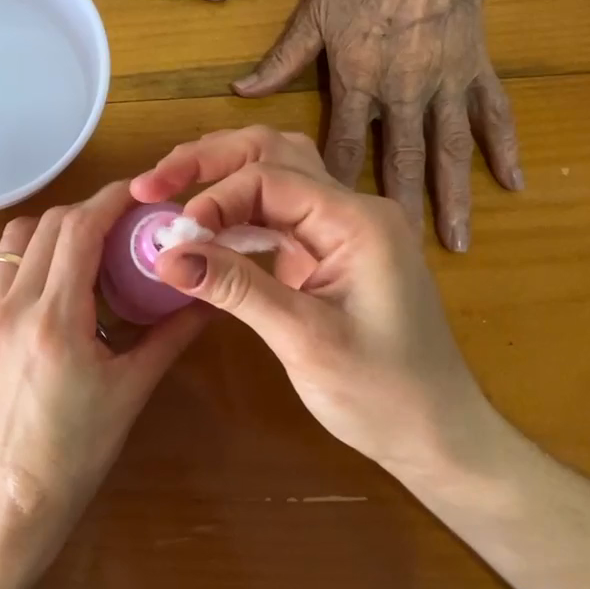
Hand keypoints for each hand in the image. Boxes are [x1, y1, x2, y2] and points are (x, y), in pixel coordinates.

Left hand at [0, 181, 207, 560]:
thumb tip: (207, 297)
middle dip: (91, 211)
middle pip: (49, 225)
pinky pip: (6, 266)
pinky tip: (66, 277)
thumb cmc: (79, 449)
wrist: (16, 492)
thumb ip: (170, 334)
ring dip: (58, 227)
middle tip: (129, 222)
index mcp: (55, 321)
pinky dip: (37, 253)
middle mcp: (14, 306)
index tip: (141, 194)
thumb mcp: (132, 389)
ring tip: (95, 245)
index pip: (78, 230)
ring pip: (19, 238)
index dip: (111, 201)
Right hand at [136, 127, 502, 477]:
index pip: (270, 178)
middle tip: (152, 182)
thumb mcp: (303, 339)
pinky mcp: (329, 253)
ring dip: (220, 178)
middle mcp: (352, 210)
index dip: (214, 197)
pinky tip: (204, 230)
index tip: (173, 233)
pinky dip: (236, 215)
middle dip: (208, 161)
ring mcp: (342, 230)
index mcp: (357, 221)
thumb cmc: (382, 393)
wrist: (437, 434)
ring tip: (167, 188)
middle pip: (272, 154)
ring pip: (274, 176)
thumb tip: (165, 256)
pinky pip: (277, 214)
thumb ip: (235, 287)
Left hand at [232, 0, 522, 251]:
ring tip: (459, 241)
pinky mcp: (477, 64)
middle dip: (399, 209)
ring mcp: (446, 80)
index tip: (331, 225)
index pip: (343, 144)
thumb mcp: (313, 13)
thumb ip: (281, 60)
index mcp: (358, 80)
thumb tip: (242, 89)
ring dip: (454, 196)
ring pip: (450, 148)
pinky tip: (516, 182)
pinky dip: (506, 146)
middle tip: (403, 258)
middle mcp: (403, 90)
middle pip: (400, 159)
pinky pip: (494, 112)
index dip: (335, 185)